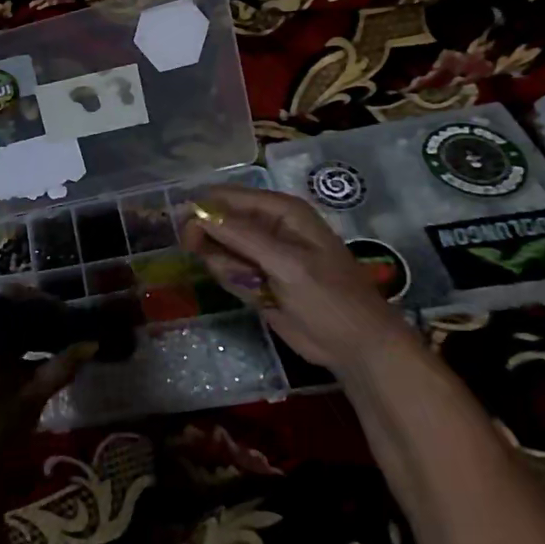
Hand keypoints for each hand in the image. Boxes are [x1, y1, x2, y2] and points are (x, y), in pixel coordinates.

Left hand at [0, 304, 91, 476]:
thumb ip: (62, 366)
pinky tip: (54, 360)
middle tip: (72, 323)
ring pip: (12, 336)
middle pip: (11, 317)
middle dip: (42, 317)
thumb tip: (91, 343)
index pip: (8, 301)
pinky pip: (10, 353)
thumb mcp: (34, 394)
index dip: (36, 299)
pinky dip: (31, 353)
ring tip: (69, 339)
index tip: (64, 307)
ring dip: (38, 336)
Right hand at [180, 185, 416, 371]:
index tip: (189, 239)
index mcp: (280, 211)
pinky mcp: (253, 276)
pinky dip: (233, 282)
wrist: (355, 345)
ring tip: (255, 287)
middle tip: (230, 270)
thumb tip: (197, 214)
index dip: (202, 213)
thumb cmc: (330, 298)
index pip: (225, 198)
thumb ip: (242, 236)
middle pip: (215, 221)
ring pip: (216, 248)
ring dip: (226, 268)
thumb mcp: (287, 264)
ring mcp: (258, 252)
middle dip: (213, 245)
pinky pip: (224, 270)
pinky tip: (258, 297)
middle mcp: (266, 225)